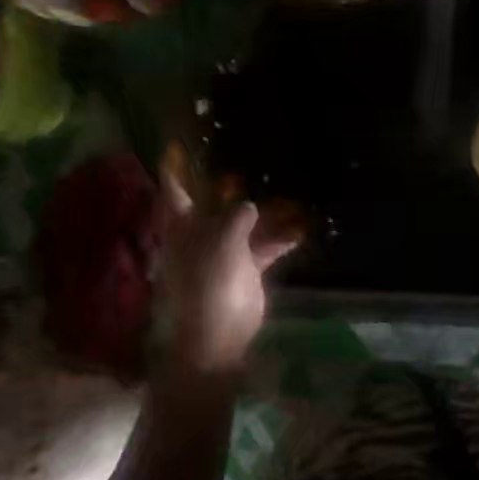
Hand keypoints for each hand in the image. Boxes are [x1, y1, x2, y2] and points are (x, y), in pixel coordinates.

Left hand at [159, 175, 299, 380]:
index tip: (176, 145)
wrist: (217, 334)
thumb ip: (234, 217)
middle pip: (214, 204)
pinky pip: (265, 247)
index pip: (176, 191)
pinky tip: (302, 226)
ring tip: (288, 189)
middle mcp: (201, 235)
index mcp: (183, 227)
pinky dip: (281, 238)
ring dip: (265, 210)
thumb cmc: (209, 281)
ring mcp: (225, 253)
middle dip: (229, 186)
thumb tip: (248, 207)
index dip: (176, 169)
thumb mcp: (221, 239)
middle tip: (246, 161)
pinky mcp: (247, 270)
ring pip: (245, 224)